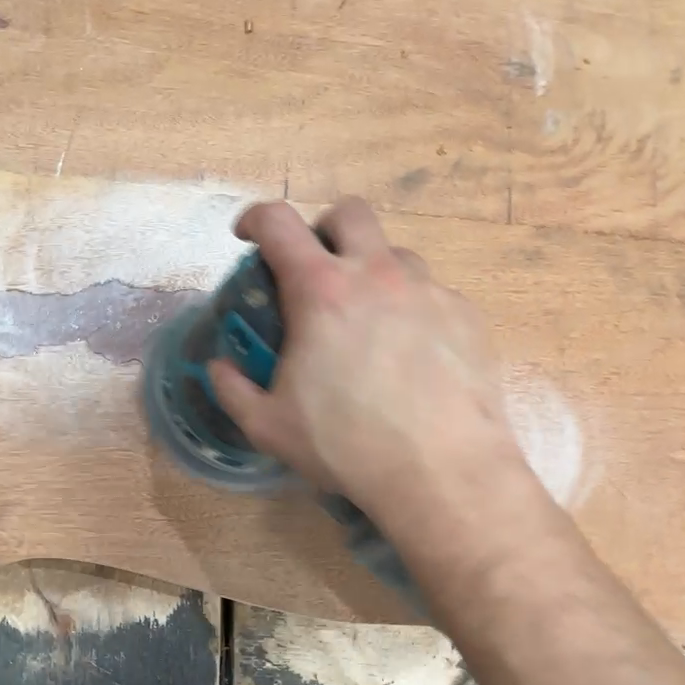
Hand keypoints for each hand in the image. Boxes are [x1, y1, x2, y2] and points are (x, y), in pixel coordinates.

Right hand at [208, 198, 538, 526]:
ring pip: (395, 254)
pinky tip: (407, 356)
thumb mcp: (267, 426)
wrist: (441, 471)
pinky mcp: (465, 315)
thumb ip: (232, 389)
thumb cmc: (344, 446)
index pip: (278, 223)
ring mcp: (429, 291)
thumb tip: (219, 367)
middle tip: (315, 272)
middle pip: (348, 213)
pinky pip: (431, 294)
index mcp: (321, 291)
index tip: (247, 236)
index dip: (255, 219)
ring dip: (371, 272)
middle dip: (323, 230)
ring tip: (365, 322)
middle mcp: (378, 274)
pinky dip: (409, 310)